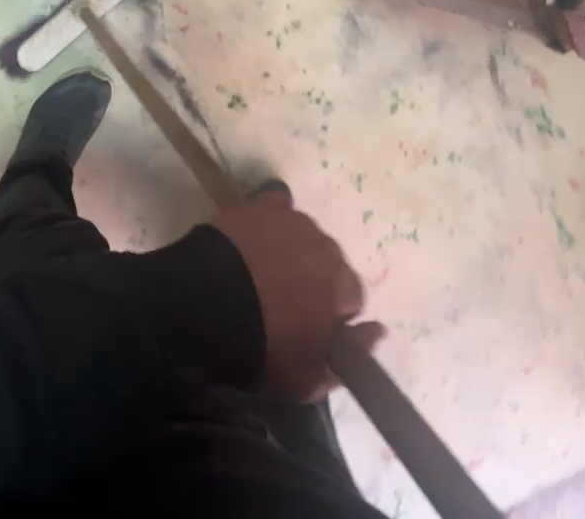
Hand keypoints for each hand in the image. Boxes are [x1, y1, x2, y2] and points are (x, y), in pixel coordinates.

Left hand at [209, 193, 385, 399]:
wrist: (205, 307)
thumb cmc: (262, 346)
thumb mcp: (310, 376)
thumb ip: (352, 355)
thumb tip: (378, 331)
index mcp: (341, 284)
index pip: (351, 298)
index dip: (332, 316)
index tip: (309, 329)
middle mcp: (324, 245)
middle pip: (328, 262)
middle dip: (313, 280)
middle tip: (283, 302)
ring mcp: (290, 221)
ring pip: (301, 236)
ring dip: (290, 251)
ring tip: (261, 273)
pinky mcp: (257, 207)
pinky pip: (273, 208)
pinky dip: (268, 222)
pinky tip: (253, 238)